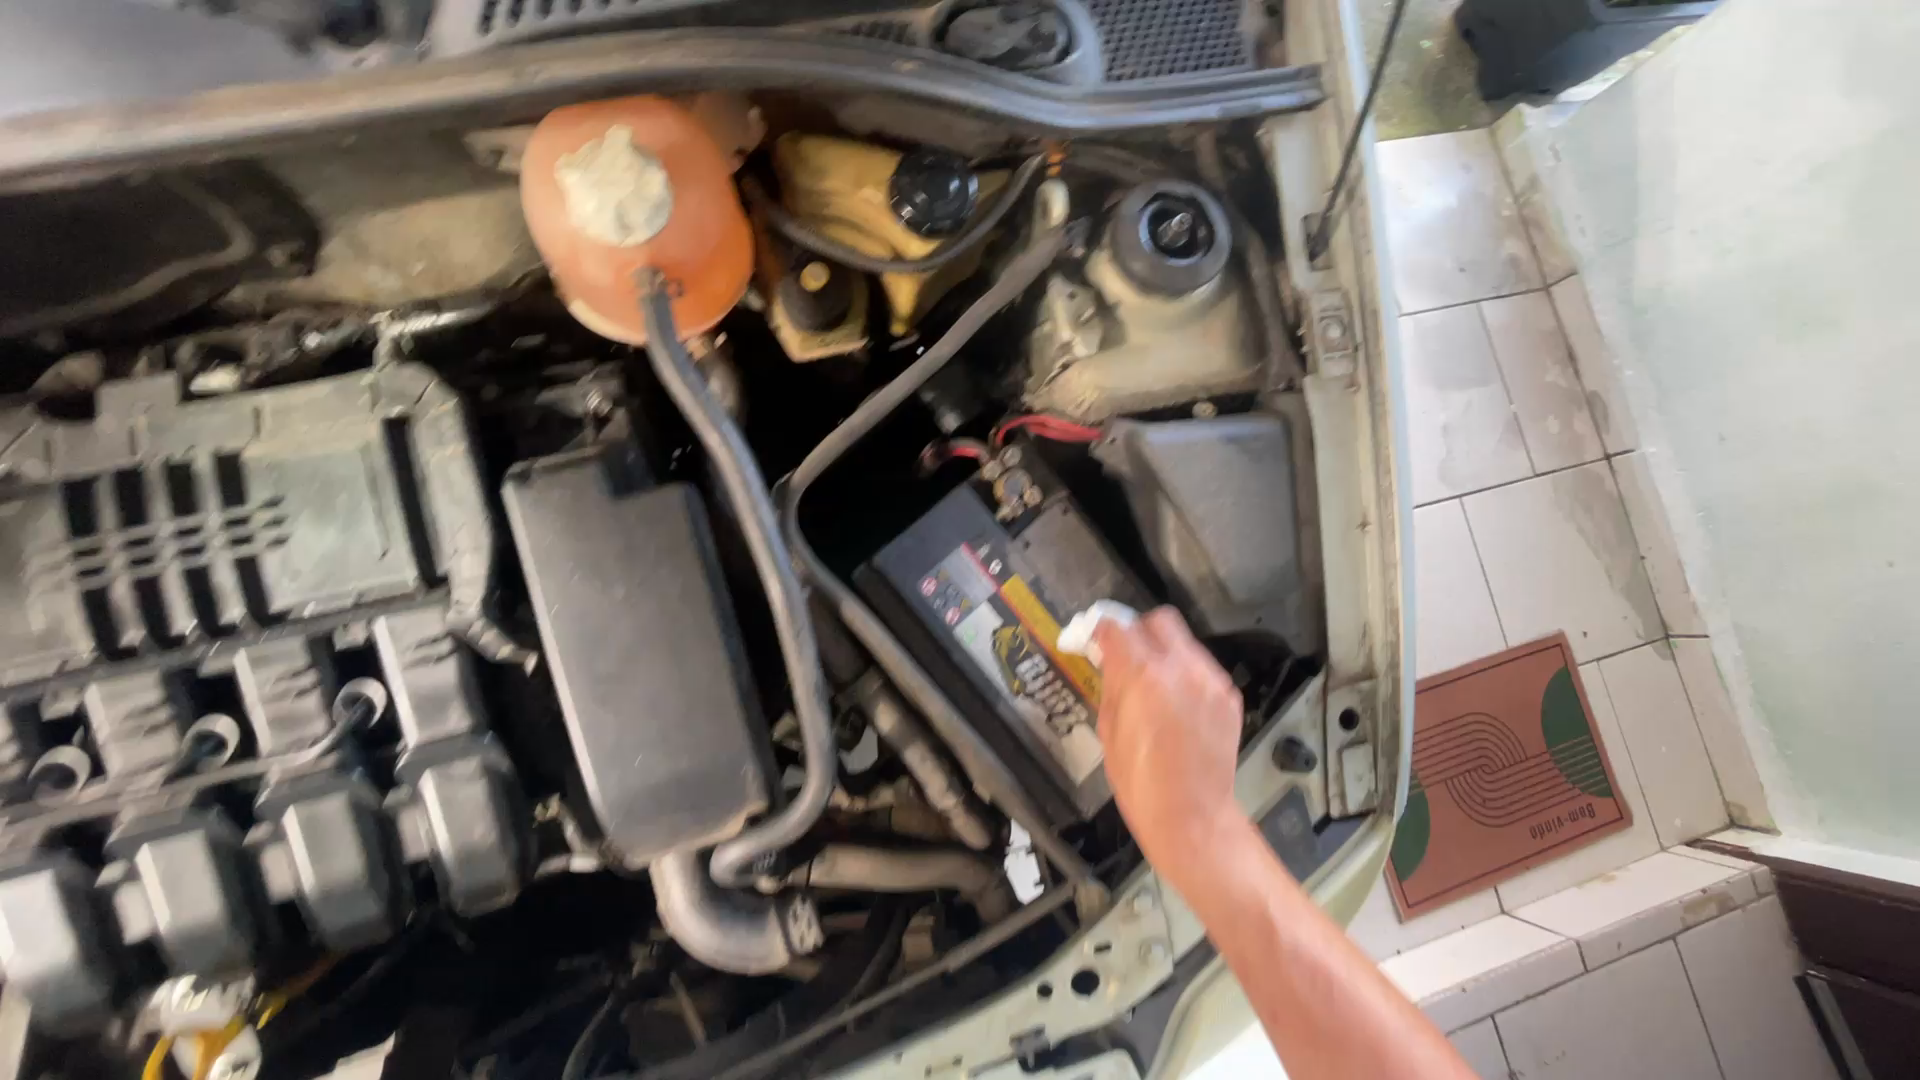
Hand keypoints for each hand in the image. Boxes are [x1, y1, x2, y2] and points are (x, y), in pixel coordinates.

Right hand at [1091, 607, 1249, 885]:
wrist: (1193, 818)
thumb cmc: (1139, 783)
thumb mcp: (1109, 729)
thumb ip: (1112, 684)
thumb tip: (1110, 658)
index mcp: (1143, 675)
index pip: (1118, 627)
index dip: (1101, 630)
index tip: (1094, 639)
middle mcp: (1182, 668)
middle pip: (1160, 619)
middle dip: (1139, 630)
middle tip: (1126, 653)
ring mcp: (1211, 681)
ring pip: (1184, 643)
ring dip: (1164, 653)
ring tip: (1153, 684)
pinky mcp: (1228, 696)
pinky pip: (1202, 669)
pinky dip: (1185, 675)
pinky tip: (1177, 704)